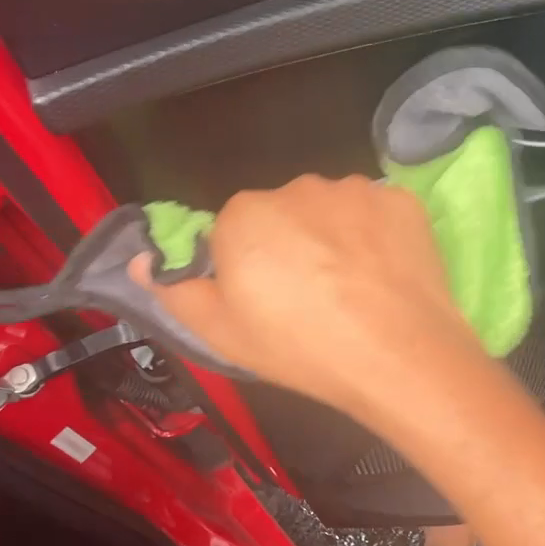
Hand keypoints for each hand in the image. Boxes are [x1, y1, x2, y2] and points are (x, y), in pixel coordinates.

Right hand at [130, 175, 487, 417]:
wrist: (400, 357)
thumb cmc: (304, 350)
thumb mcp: (224, 336)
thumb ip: (176, 292)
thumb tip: (142, 261)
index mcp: (245, 215)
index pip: (234, 232)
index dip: (250, 269)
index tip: (270, 303)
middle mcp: (297, 188)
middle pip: (284, 215)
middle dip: (293, 247)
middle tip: (316, 301)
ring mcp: (356, 190)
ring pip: (333, 210)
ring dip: (336, 238)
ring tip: (356, 291)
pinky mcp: (402, 201)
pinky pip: (378, 214)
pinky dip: (379, 238)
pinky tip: (387, 277)